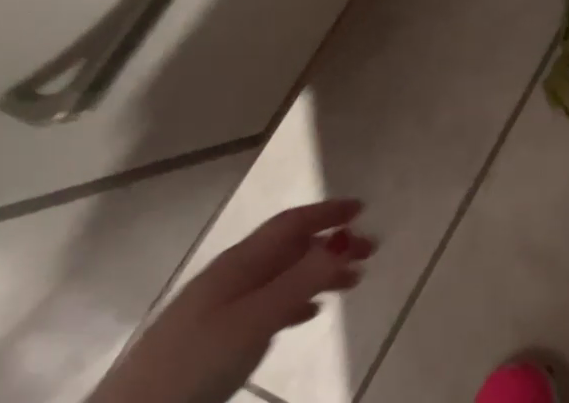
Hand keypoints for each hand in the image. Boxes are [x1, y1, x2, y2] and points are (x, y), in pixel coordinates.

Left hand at [90, 199, 374, 402]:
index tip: (363, 208)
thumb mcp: (257, 318)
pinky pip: (268, 301)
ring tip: (351, 283)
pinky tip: (307, 313)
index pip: (290, 224)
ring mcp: (220, 304)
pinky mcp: (215, 333)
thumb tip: (344, 238)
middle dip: (330, 244)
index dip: (327, 212)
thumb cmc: (198, 360)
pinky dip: (295, 299)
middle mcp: (232, 274)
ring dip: (317, 272)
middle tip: (370, 253)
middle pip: (288, 247)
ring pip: (281, 274)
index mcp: (241, 263)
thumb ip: (301, 279)